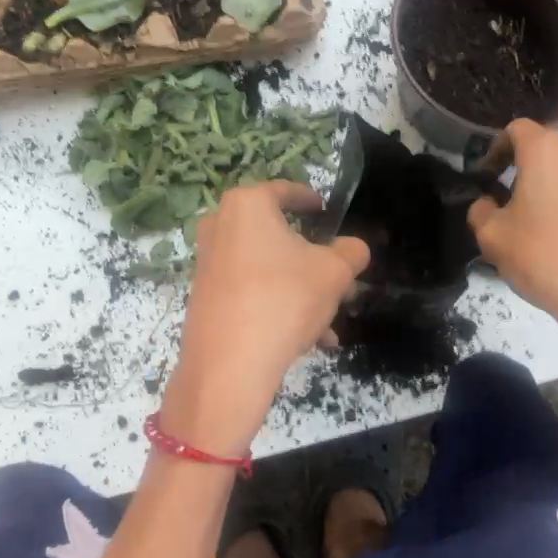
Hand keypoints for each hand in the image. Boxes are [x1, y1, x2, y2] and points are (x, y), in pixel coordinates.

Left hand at [161, 181, 369, 455]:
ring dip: (303, 290)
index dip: (311, 200)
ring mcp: (209, 264)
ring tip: (332, 323)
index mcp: (247, 206)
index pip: (286, 192)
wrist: (230, 365)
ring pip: (269, 269)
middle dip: (314, 260)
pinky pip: (252, 292)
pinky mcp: (205, 298)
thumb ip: (351, 252)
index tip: (326, 211)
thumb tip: (352, 249)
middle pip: (278, 236)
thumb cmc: (285, 299)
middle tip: (342, 279)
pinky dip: (280, 307)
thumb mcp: (335, 272)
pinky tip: (310, 341)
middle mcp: (220, 227)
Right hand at [468, 120, 557, 373]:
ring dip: (546, 190)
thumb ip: (481, 211)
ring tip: (531, 226)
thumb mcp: (492, 236)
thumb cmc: (542, 255)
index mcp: (545, 151)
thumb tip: (487, 204)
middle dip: (521, 170)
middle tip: (504, 202)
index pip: (516, 130)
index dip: (495, 149)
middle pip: (544, 151)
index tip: (485, 177)